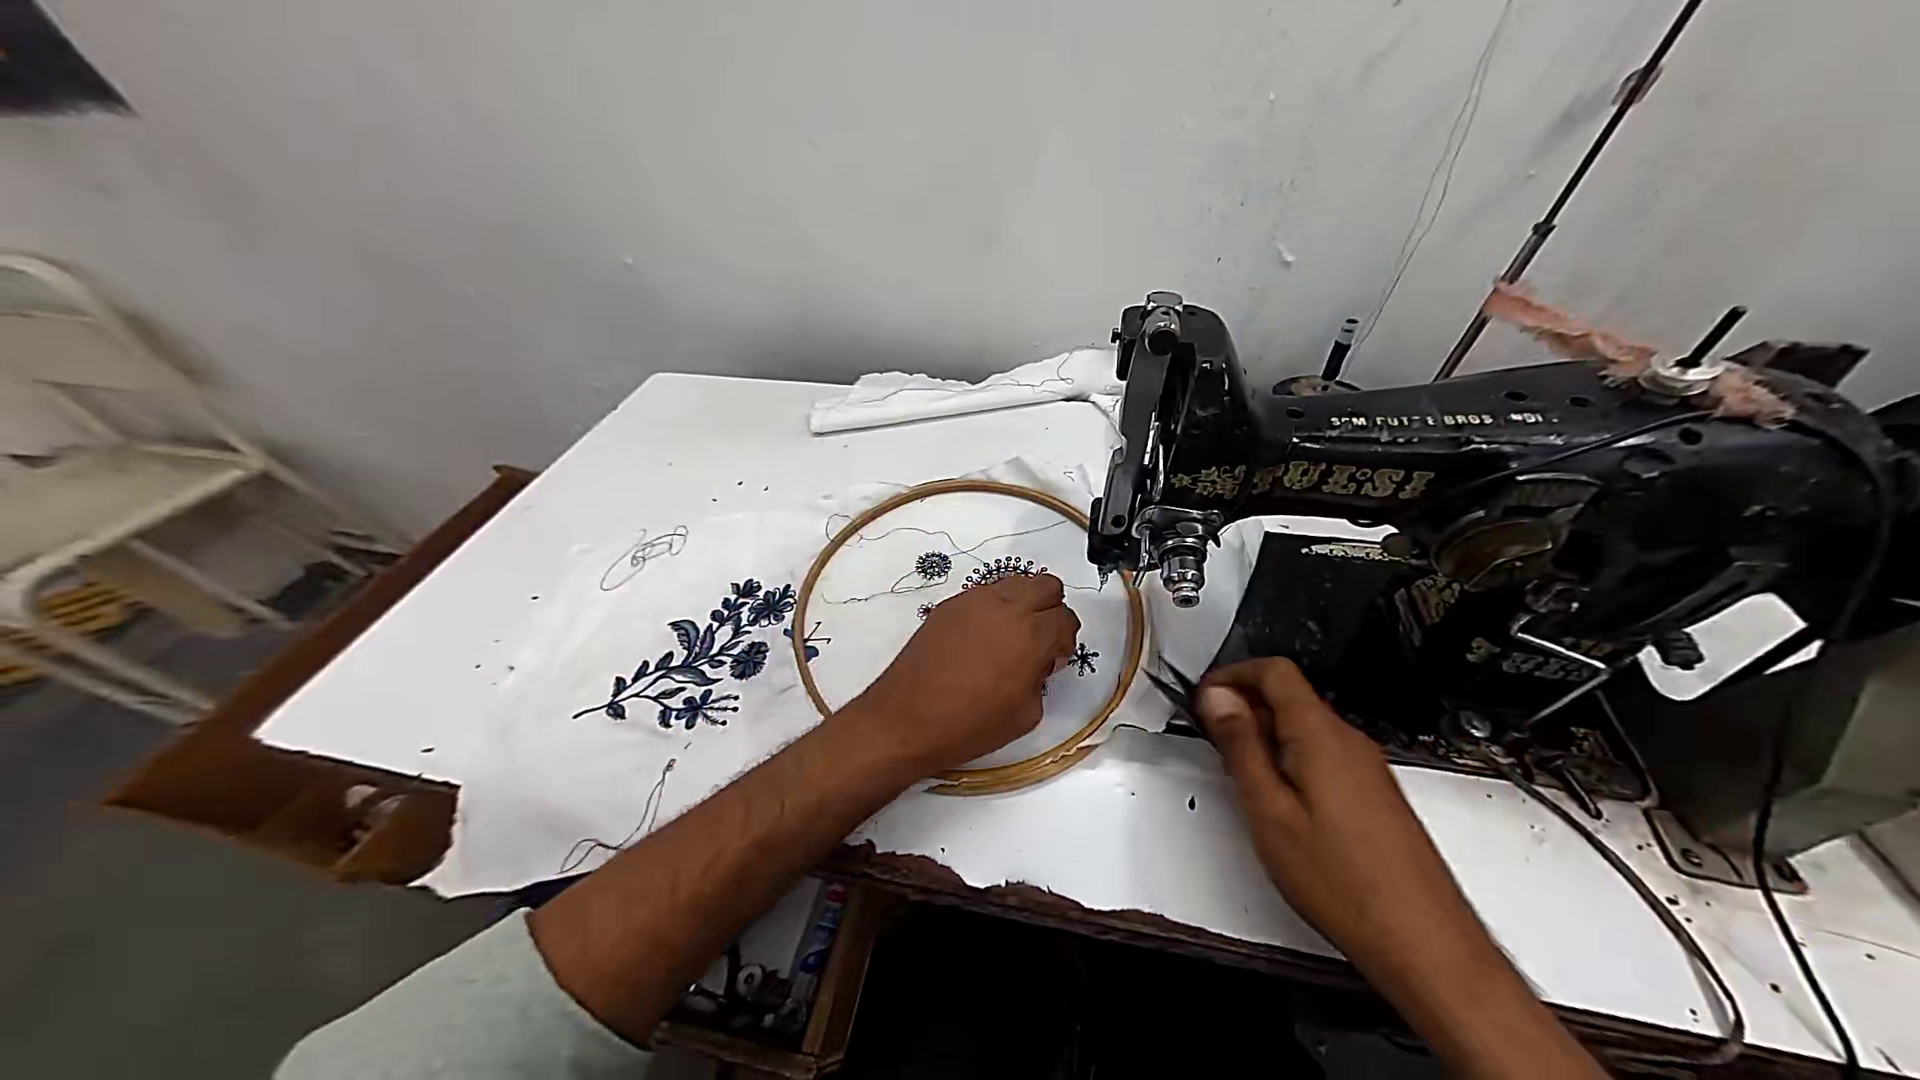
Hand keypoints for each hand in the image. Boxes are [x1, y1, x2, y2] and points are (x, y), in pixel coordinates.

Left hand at [845, 573, 1078, 774]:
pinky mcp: (949, 606)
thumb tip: (1038, 662)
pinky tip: (982, 639)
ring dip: (1023, 603)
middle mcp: (1004, 607)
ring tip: (1011, 637)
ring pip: (1014, 582)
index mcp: (1030, 634)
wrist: (907, 719)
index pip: (1065, 618)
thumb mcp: (1026, 714)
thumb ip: (1041, 678)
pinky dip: (993, 609)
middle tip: (1041, 639)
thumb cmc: (968, 724)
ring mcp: (973, 601)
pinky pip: (983, 594)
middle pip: (1046, 585)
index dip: (1065, 640)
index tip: (1054, 660)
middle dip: (1051, 609)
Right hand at [1194, 658, 1473, 971]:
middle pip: (1289, 695)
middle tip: (1213, 732)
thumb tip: (1218, 700)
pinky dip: (1289, 758)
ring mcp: (1366, 767)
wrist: (1422, 942)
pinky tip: (1275, 797)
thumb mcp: (1268, 809)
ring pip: (1305, 726)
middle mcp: (1350, 743)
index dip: (1232, 674)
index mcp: (1321, 736)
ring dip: (1264, 733)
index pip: (1274, 671)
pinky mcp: (1373, 792)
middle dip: (1243, 705)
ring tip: (1238, 770)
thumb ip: (1240, 745)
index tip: (1205, 695)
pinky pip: (1323, 753)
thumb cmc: (1348, 884)